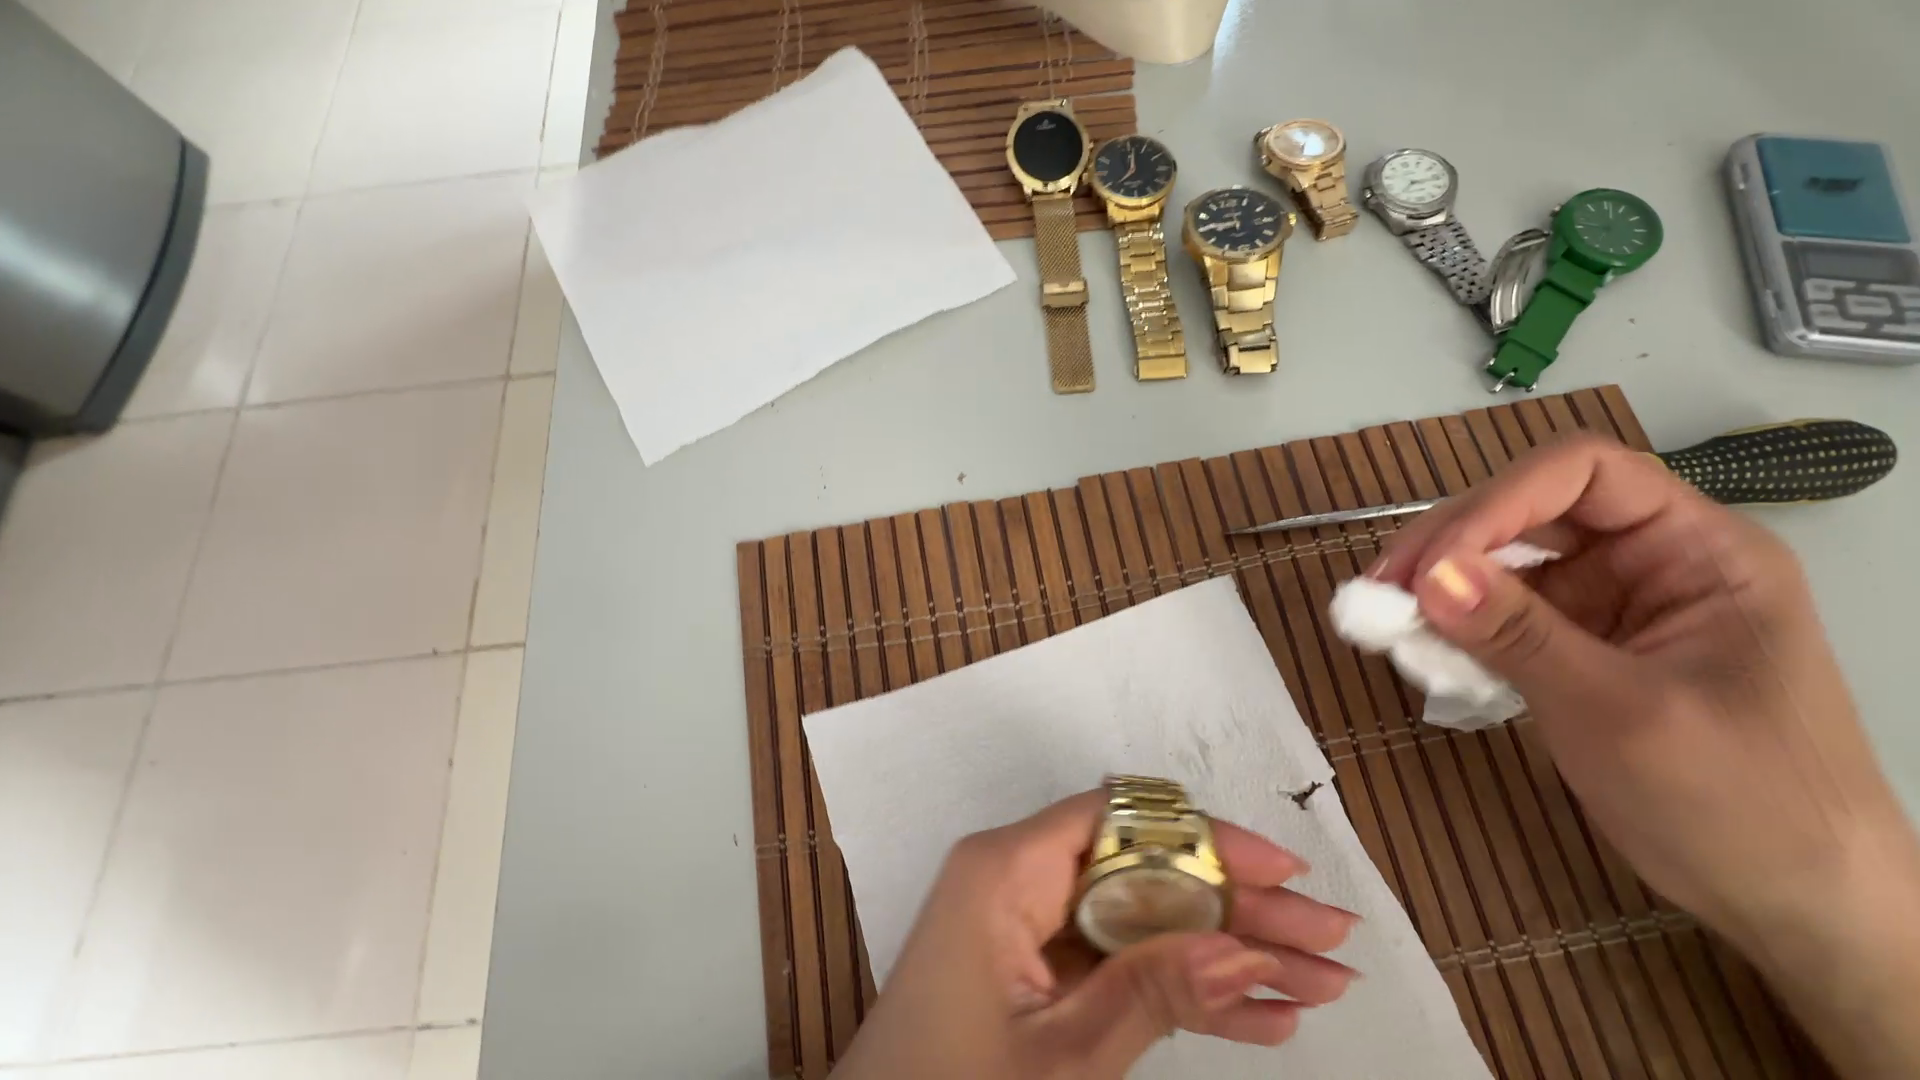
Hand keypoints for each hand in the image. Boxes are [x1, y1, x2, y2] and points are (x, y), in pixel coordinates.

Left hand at [830, 791, 1357, 1079]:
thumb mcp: (1062, 1051)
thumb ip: (1153, 993)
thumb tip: (1248, 950)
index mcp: (1010, 867)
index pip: (1124, 819)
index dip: (1207, 836)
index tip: (1284, 873)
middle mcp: (1023, 876)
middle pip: (1149, 870)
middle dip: (1241, 907)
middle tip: (1330, 944)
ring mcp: (1034, 923)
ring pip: (1149, 917)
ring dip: (1229, 952)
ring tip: (1321, 987)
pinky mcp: (1043, 966)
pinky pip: (1124, 960)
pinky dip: (1185, 988)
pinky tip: (1260, 1018)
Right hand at [1374, 433, 1919, 1077]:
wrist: (1789, 903)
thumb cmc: (1737, 801)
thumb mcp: (1619, 713)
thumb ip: (1520, 637)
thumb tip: (1425, 577)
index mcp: (1697, 550)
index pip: (1583, 474)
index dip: (1497, 503)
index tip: (1425, 565)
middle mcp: (1650, 561)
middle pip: (1530, 513)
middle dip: (1449, 545)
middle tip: (1377, 593)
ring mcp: (1611, 606)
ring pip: (1505, 565)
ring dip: (1441, 587)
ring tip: (1383, 623)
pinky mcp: (1577, 649)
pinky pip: (1501, 617)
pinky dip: (1454, 628)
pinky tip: (1418, 649)